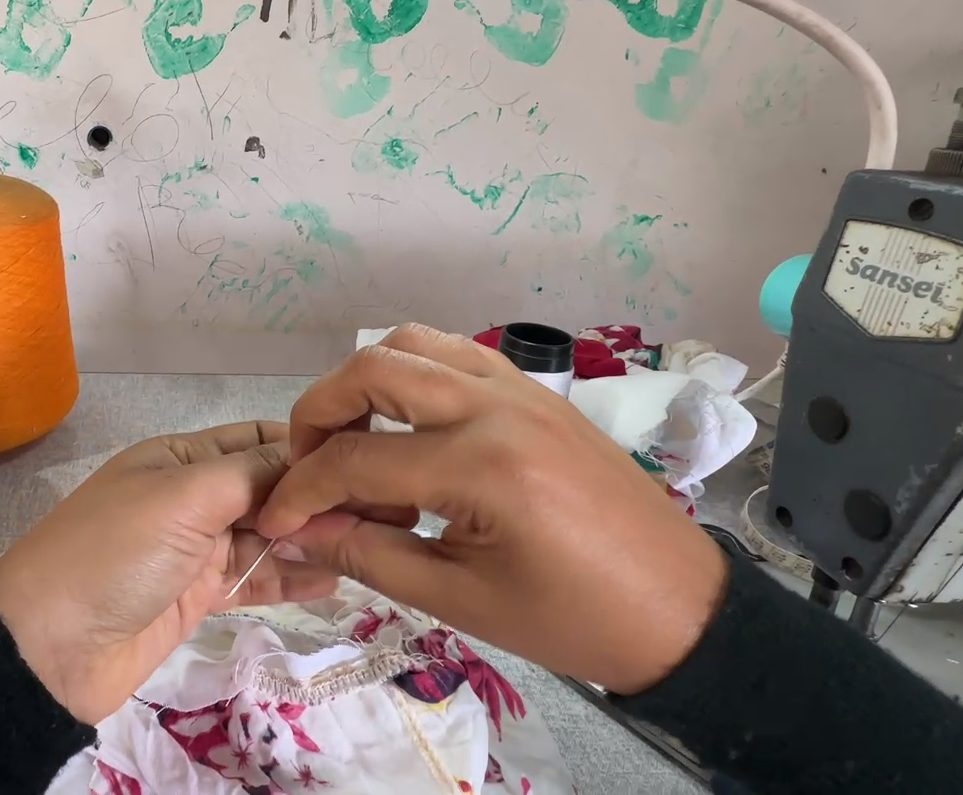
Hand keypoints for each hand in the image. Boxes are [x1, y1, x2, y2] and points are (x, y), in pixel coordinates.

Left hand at [0, 421, 338, 722]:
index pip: (254, 439)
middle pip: (265, 489)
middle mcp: (190, 496)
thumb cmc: (117, 549)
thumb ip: (248, 475)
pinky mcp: (197, 596)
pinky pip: (253, 579)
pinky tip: (334, 577)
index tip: (361, 460)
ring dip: (309, 538)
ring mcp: (194, 548)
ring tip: (368, 542)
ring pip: (264, 535)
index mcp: (179, 457)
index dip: (304, 448)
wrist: (50, 646)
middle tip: (379, 511)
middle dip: (314, 497)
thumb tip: (306, 460)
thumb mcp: (182, 496)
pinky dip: (289, 578)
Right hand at [258, 324, 726, 694]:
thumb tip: (295, 531)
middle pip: (371, 370)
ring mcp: (517, 385)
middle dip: (318, 413)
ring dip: (362, 380)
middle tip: (308, 464)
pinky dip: (409, 371)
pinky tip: (407, 422)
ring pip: (409, 342)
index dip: (302, 490)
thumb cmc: (572, 620)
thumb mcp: (458, 599)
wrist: (684, 612)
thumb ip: (365, 553)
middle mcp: (495, 404)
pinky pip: (451, 351)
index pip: (356, 459)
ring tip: (353, 436)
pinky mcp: (532, 387)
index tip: (278, 520)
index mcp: (482, 467)